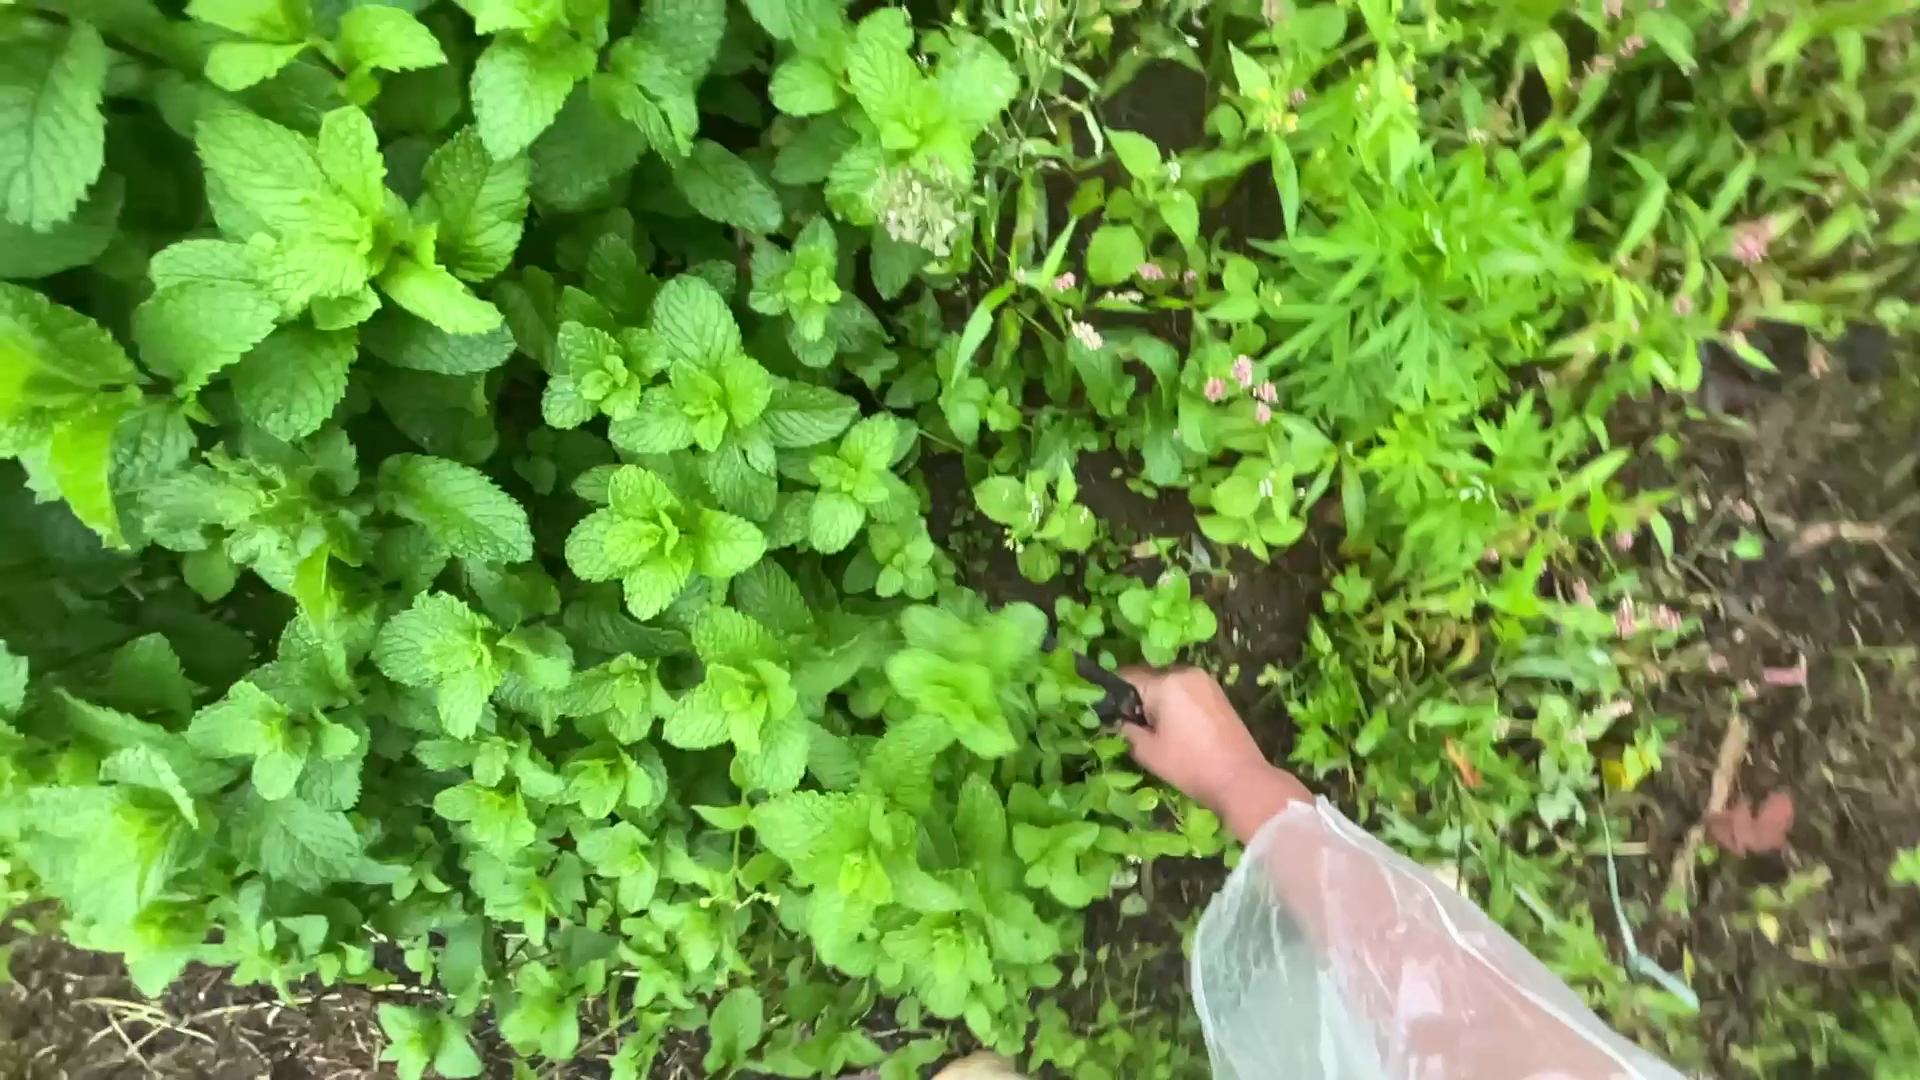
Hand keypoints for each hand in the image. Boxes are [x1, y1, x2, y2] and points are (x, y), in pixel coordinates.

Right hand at [1119, 667, 1310, 841]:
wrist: (1242, 780)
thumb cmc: (1190, 765)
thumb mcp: (1147, 752)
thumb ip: (1126, 729)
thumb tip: (1118, 720)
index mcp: (1166, 682)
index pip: (1127, 677)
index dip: (1115, 695)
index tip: (1112, 715)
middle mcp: (1185, 672)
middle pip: (1149, 678)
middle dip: (1139, 698)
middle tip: (1137, 727)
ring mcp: (1204, 681)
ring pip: (1168, 684)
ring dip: (1158, 700)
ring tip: (1160, 730)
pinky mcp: (1217, 692)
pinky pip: (1185, 690)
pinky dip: (1176, 703)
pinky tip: (1179, 728)